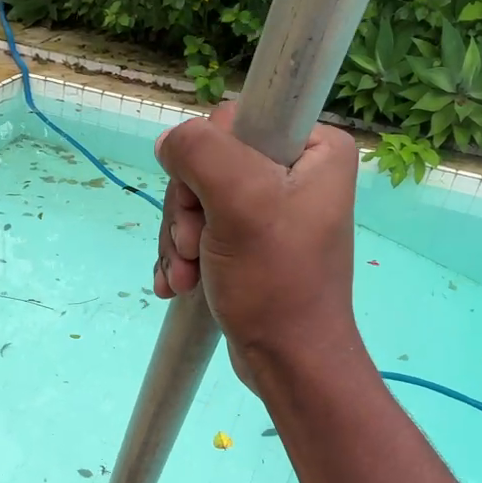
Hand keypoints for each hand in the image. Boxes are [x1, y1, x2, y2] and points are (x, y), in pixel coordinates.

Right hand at [152, 102, 361, 383]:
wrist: (288, 361)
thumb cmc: (276, 282)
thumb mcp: (240, 203)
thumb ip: (200, 153)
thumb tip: (168, 142)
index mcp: (314, 147)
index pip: (234, 121)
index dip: (206, 161)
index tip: (208, 207)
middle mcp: (296, 171)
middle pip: (208, 164)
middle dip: (187, 212)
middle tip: (195, 249)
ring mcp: (270, 209)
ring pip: (195, 200)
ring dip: (179, 241)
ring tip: (186, 278)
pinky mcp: (249, 241)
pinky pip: (199, 230)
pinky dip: (182, 257)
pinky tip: (178, 284)